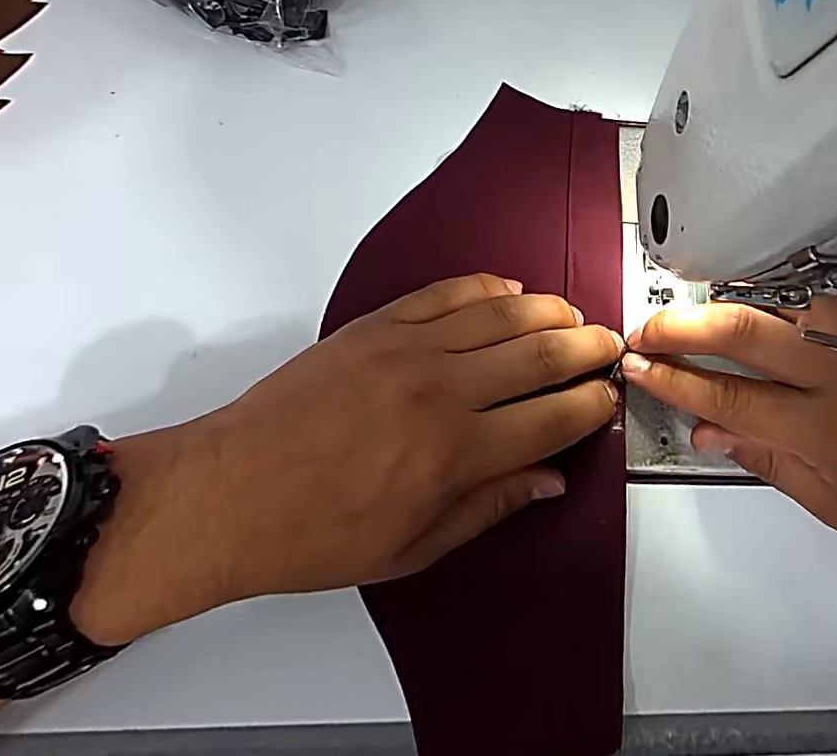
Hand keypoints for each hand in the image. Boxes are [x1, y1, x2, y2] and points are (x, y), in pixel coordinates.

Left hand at [76, 274, 621, 642]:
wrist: (227, 491)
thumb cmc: (314, 532)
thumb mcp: (412, 548)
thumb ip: (491, 506)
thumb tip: (549, 479)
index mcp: (454, 453)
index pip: (552, 417)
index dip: (591, 405)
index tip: (607, 398)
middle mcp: (441, 390)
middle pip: (541, 354)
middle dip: (588, 347)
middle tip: (609, 346)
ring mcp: (408, 347)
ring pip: (503, 313)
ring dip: (549, 310)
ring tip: (573, 315)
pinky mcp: (377, 324)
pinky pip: (448, 292)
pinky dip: (487, 287)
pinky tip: (511, 291)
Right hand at [621, 300, 836, 576]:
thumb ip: (769, 462)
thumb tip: (709, 436)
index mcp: (825, 433)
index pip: (729, 400)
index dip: (674, 382)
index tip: (638, 367)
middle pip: (746, 335)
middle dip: (683, 327)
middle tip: (646, 328)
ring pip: (783, 309)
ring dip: (730, 311)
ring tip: (691, 321)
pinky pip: (814, 313)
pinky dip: (775, 314)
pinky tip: (759, 325)